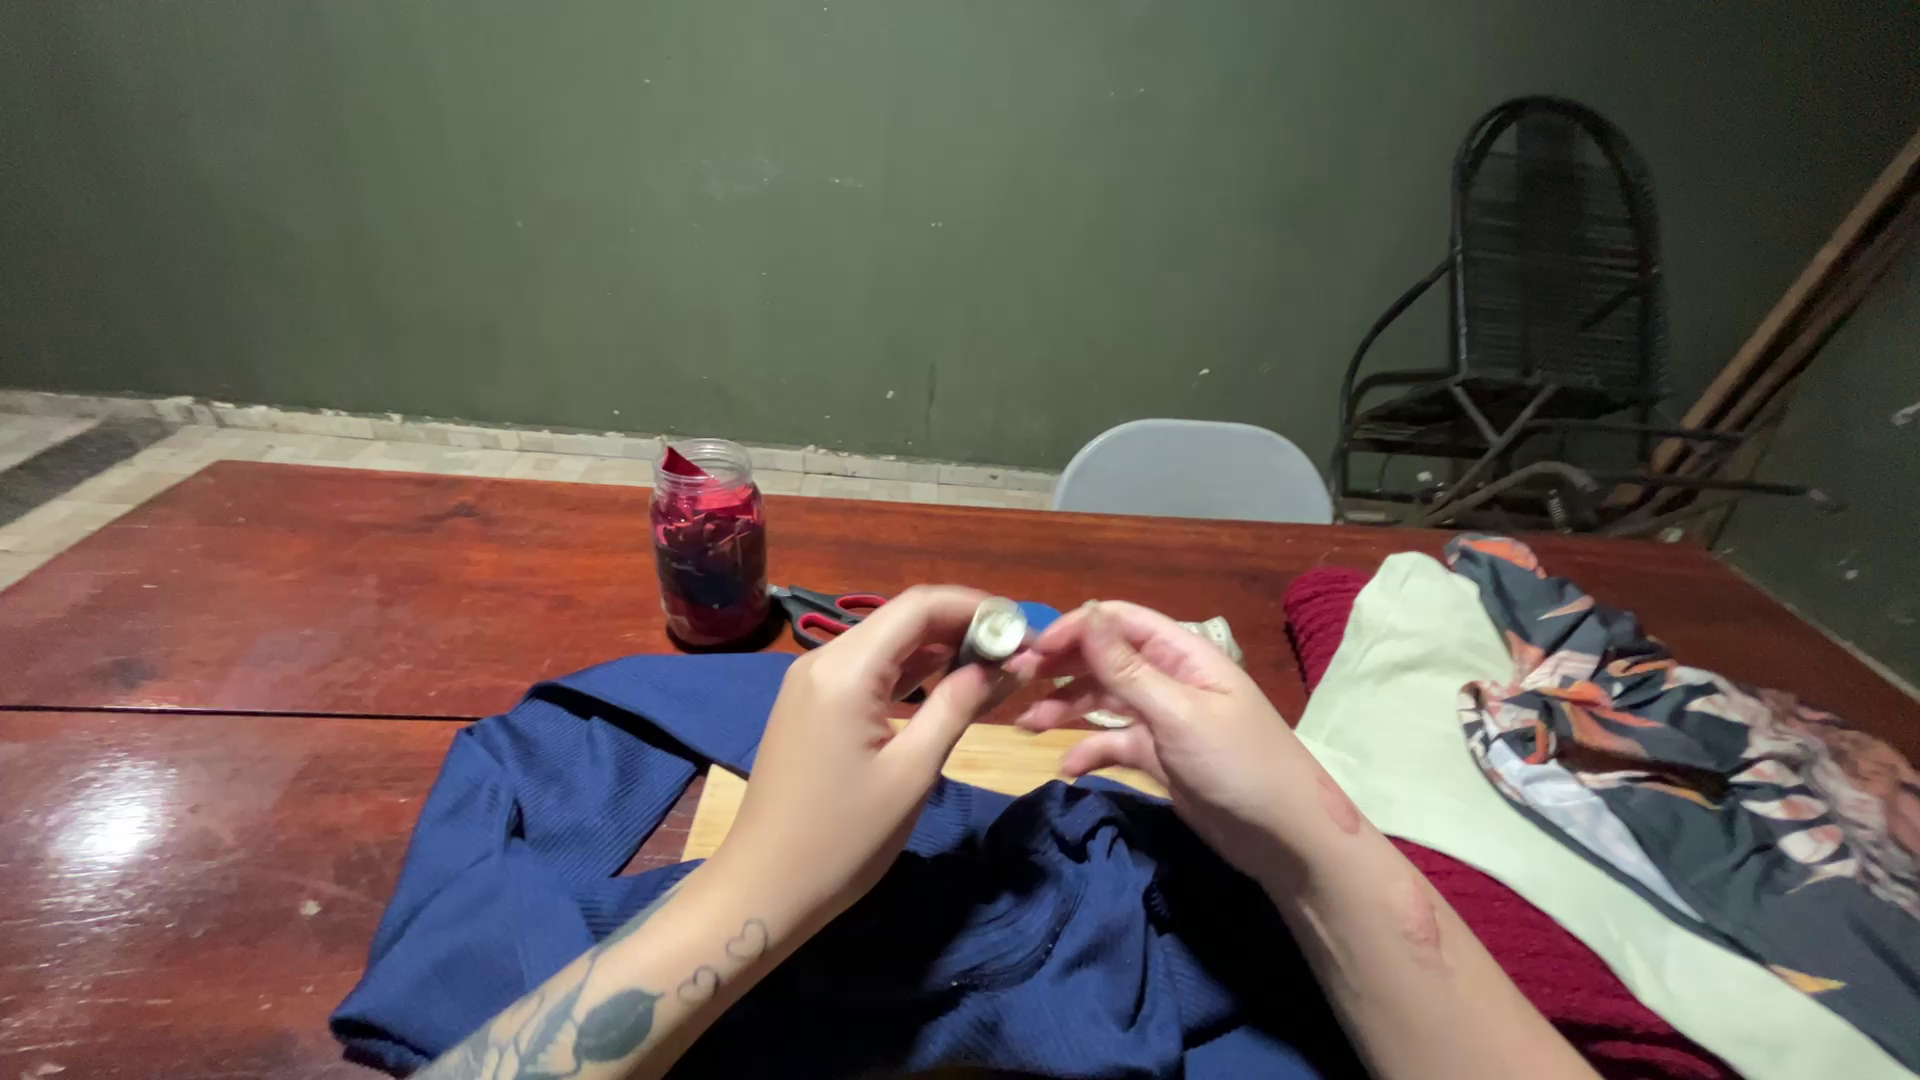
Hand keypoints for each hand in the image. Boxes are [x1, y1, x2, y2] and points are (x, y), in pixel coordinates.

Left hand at [710, 586, 1019, 925]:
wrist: (763, 888)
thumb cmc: (844, 838)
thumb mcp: (913, 771)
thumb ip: (960, 705)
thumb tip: (1007, 663)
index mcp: (846, 669)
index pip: (920, 606)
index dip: (975, 607)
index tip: (1021, 628)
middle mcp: (824, 659)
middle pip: (903, 618)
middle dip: (961, 626)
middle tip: (1014, 653)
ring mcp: (813, 680)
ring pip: (887, 642)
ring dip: (939, 648)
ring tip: (992, 667)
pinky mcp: (813, 702)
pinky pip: (869, 669)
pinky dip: (910, 671)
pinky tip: (947, 684)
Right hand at [1009, 601, 1338, 892]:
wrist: (1285, 841)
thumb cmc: (1238, 764)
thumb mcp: (1179, 712)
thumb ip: (1127, 667)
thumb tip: (1086, 612)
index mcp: (1182, 654)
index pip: (1119, 621)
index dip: (1075, 627)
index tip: (1034, 648)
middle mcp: (1168, 678)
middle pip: (1104, 658)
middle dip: (1061, 667)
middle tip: (1016, 681)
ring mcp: (1162, 719)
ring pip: (1102, 701)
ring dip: (1065, 709)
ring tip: (1025, 725)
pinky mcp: (1158, 756)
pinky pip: (1113, 744)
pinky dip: (1089, 752)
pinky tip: (1068, 767)